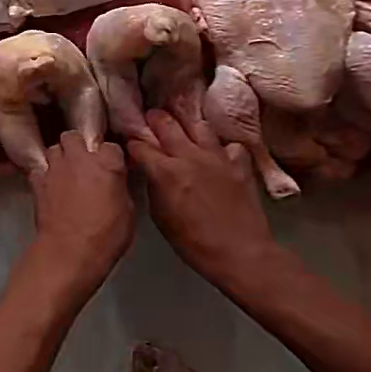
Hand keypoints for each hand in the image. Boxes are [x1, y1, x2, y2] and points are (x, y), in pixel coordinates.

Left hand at [21, 133, 134, 305]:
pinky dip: (43, 175)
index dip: (110, 157)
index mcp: (107, 164)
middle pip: (73, 136)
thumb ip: (119, 187)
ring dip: (59, 157)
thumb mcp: (128, 211)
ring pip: (53, 148)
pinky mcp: (37, 182)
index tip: (110, 167)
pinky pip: (38, 169)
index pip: (110, 146)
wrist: (70, 250)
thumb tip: (114, 183)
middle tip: (82, 162)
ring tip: (64, 172)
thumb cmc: (107, 235)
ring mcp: (55, 169)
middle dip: (77, 145)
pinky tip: (49, 186)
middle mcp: (79, 159)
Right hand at [126, 109, 281, 284]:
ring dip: (187, 126)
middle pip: (167, 123)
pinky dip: (220, 147)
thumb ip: (152, 185)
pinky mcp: (240, 164)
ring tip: (182, 130)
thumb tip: (149, 171)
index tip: (130, 142)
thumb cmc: (192, 242)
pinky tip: (216, 155)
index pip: (140, 144)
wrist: (240, 253)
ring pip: (198, 125)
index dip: (132, 142)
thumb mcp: (159, 215)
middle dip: (154, 119)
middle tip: (150, 118)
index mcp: (165, 171)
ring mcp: (217, 157)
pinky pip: (228, 145)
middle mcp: (190, 156)